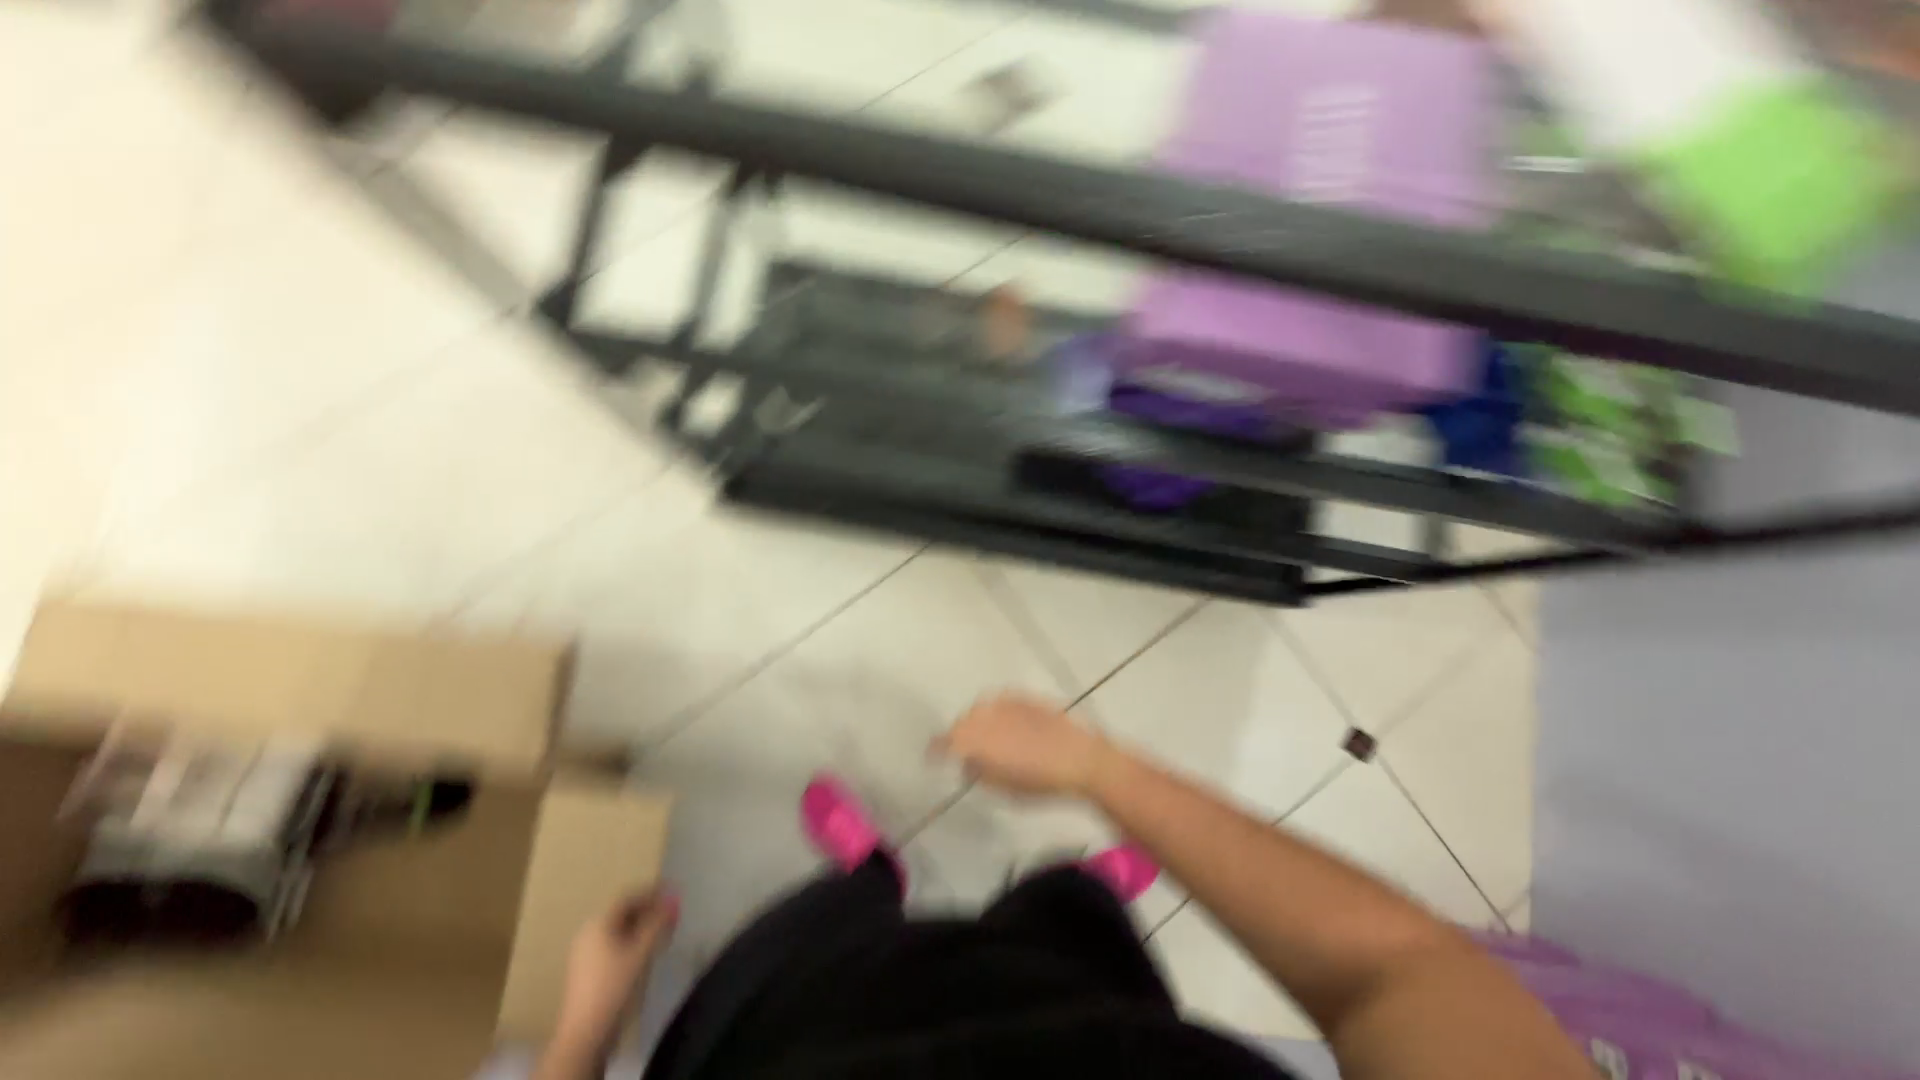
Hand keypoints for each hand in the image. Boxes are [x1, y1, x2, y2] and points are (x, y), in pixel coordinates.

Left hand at [552, 891, 679, 1055]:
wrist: (586, 1032)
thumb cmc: (614, 985)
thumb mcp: (640, 951)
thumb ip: (658, 923)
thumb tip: (674, 899)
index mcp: (598, 923)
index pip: (628, 898)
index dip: (652, 892)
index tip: (673, 889)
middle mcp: (589, 933)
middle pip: (623, 913)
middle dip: (649, 910)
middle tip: (672, 912)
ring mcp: (586, 953)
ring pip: (619, 931)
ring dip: (643, 927)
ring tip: (664, 932)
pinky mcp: (589, 971)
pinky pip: (614, 945)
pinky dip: (633, 942)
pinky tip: (646, 953)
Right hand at [933, 693, 1116, 797]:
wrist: (1080, 758)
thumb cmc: (1039, 782)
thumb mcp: (1002, 788)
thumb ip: (978, 771)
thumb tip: (968, 761)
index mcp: (973, 739)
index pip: (943, 741)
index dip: (936, 750)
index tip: (933, 758)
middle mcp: (983, 714)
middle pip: (962, 722)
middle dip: (961, 736)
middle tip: (968, 752)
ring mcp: (1004, 701)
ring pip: (981, 709)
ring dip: (980, 722)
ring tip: (990, 738)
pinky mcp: (1024, 695)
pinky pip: (1001, 702)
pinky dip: (999, 712)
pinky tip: (1009, 724)